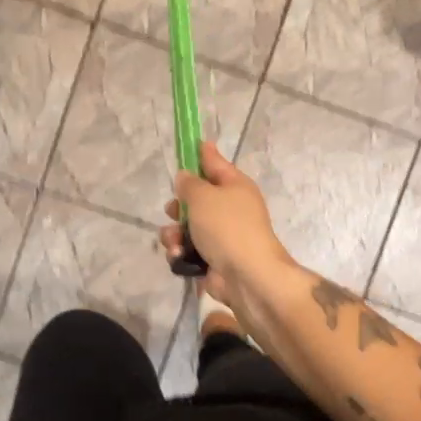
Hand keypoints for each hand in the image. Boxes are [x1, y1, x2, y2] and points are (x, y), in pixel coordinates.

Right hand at [159, 141, 293, 305]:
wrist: (246, 275)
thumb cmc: (227, 227)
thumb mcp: (204, 197)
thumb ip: (189, 184)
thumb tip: (185, 177)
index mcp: (235, 186)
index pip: (215, 163)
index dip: (200, 154)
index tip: (188, 145)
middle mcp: (230, 209)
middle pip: (197, 199)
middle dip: (179, 206)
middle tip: (173, 210)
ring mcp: (221, 236)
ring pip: (187, 227)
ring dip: (174, 233)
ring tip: (174, 241)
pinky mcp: (212, 260)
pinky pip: (187, 250)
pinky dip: (180, 253)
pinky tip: (178, 257)